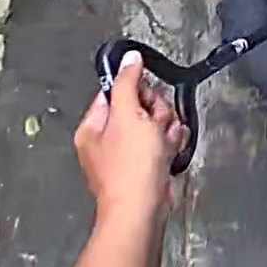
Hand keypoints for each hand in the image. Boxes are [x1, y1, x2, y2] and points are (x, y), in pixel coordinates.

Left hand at [73, 51, 188, 230]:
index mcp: (94, 126)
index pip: (119, 90)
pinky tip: (168, 152)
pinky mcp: (147, 161)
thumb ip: (128, 83)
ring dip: (167, 128)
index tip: (144, 101)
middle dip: (157, 112)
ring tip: (162, 144)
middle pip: (143, 103)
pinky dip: (172, 142)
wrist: (143, 207)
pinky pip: (165, 138)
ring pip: (158, 120)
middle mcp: (109, 138)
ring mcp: (129, 151)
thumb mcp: (128, 115)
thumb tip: (129, 58)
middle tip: (154, 126)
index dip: (138, 91)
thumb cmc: (130, 166)